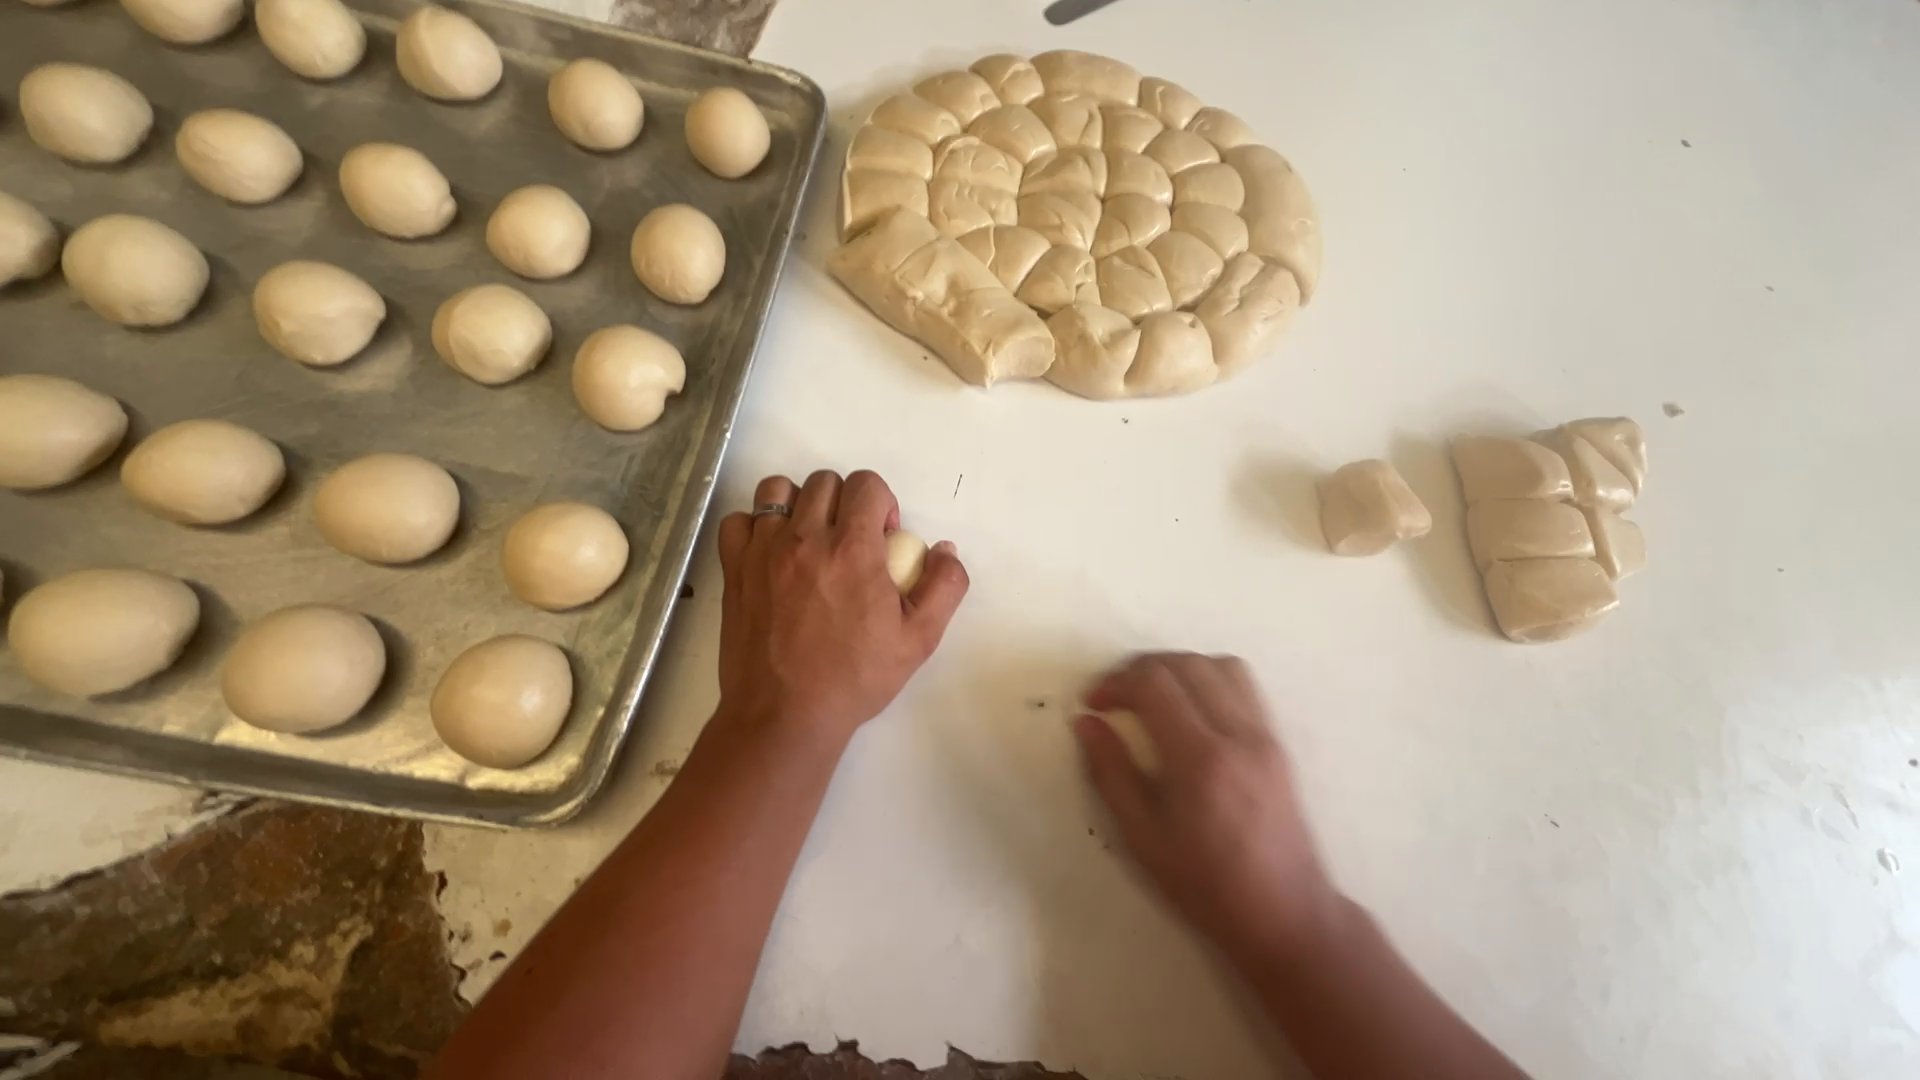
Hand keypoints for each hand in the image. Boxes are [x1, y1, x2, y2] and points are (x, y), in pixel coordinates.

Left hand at [715, 470, 968, 746]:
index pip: (866, 484)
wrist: (785, 715)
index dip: (882, 502)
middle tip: (852, 540)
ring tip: (809, 539)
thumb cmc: (855, 678)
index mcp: (853, 550)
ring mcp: (763, 552)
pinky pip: (738, 521)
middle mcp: (805, 539)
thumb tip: (944, 550)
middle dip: (846, 501)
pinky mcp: (735, 570)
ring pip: (777, 490)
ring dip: (800, 504)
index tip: (883, 536)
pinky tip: (771, 553)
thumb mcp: (919, 639)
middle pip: (825, 481)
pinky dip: (756, 527)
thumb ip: (943, 587)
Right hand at [1074, 653, 1340, 958]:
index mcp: (1201, 759)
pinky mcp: (1277, 743)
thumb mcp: (1143, 838)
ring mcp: (1263, 735)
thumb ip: (1111, 773)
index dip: (1116, 682)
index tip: (1094, 705)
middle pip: (1185, 664)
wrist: (1285, 915)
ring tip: (1151, 696)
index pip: (1155, 685)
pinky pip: (1243, 685)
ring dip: (1177, 667)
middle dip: (1141, 669)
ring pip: (1219, 664)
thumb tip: (1086, 723)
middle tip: (1115, 697)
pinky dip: (1208, 678)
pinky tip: (1189, 708)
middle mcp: (1237, 734)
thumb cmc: (1205, 885)